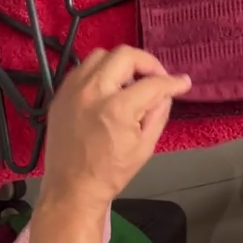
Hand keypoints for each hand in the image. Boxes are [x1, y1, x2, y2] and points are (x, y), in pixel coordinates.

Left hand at [41, 46, 191, 212]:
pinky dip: (100, 72)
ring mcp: (72, 91)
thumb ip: (159, 112)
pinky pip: (83, 69)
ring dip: (121, 63)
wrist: (73, 188)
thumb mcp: (146, 146)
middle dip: (147, 63)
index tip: (182, 83)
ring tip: (131, 82)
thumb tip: (167, 92)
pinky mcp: (60, 95)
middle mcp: (92, 92)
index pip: (152, 83)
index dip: (173, 82)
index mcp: (117, 109)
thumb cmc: (111, 172)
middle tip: (157, 78)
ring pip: (101, 55)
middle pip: (125, 55)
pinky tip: (109, 89)